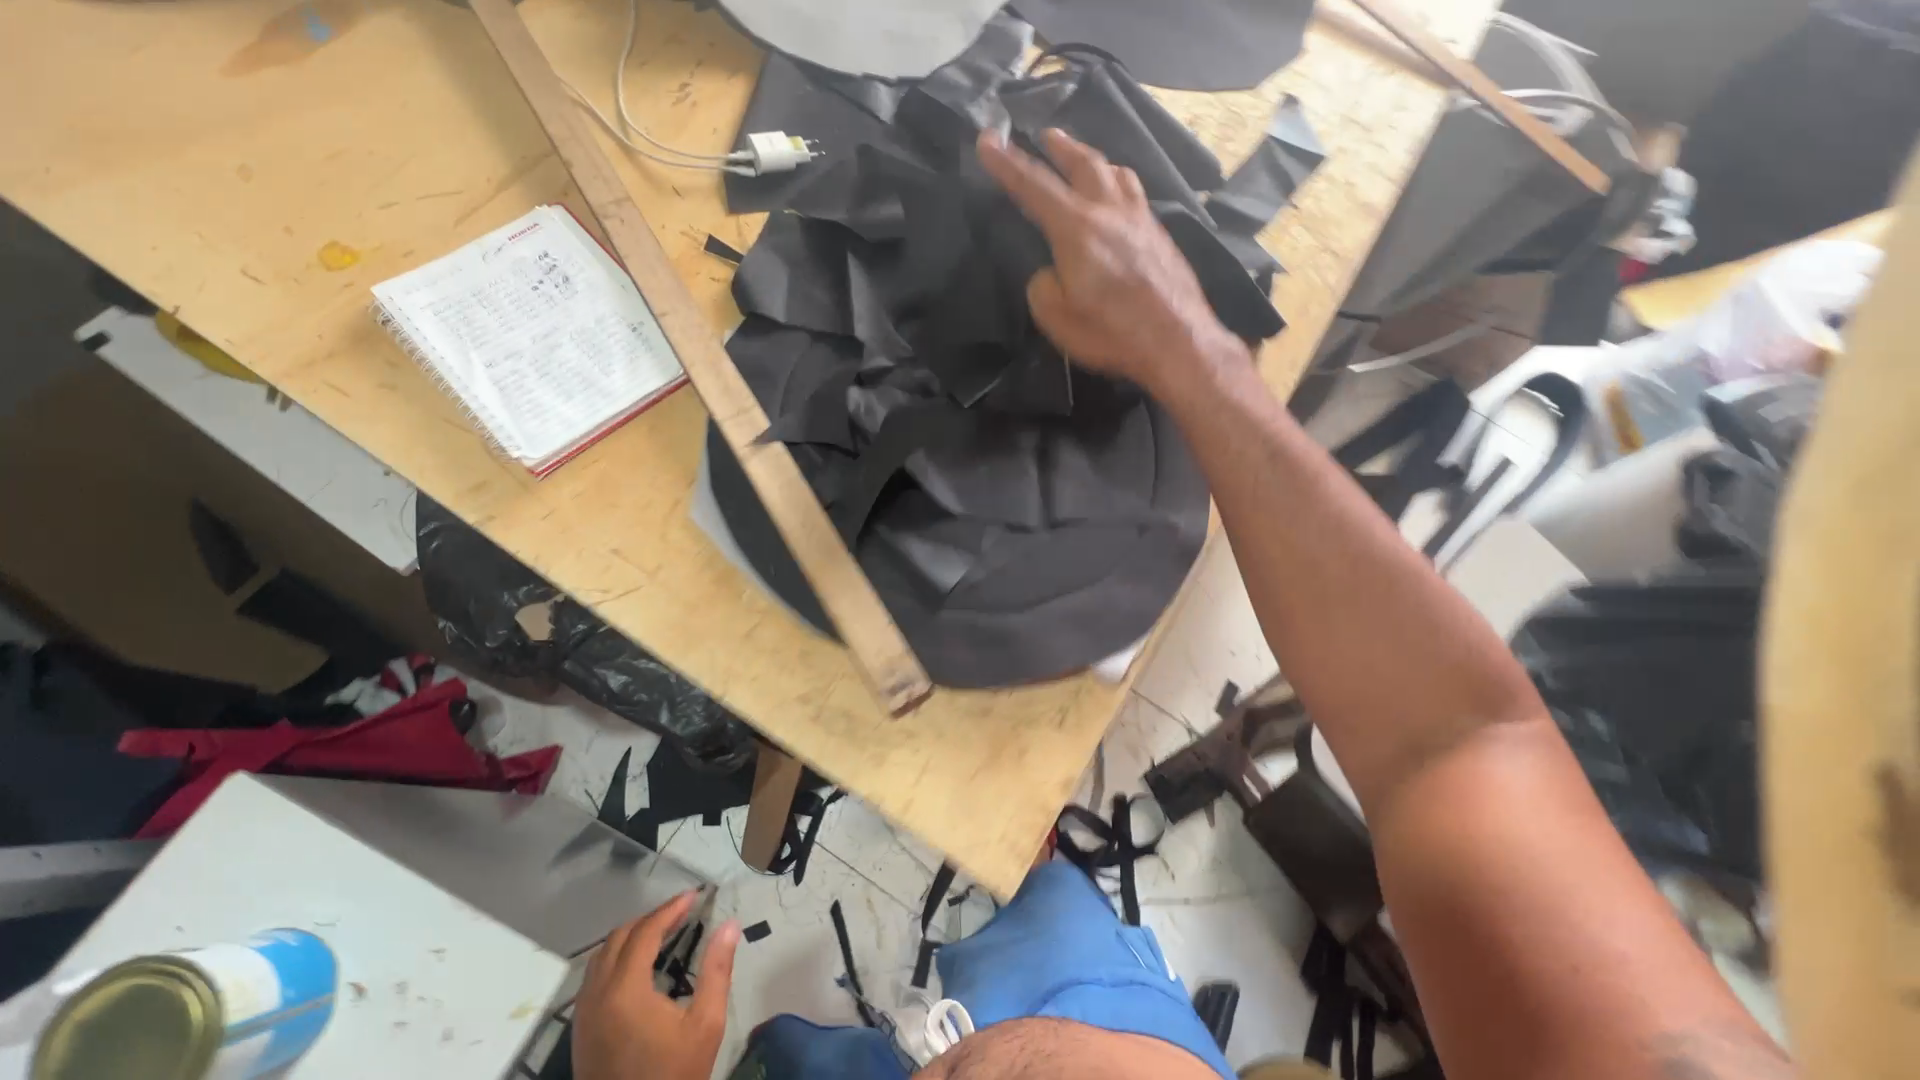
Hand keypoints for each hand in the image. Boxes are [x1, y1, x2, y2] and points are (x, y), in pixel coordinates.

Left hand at [573, 891, 739, 1079]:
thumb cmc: (673, 1076)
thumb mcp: (705, 1025)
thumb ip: (716, 971)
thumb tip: (729, 926)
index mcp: (625, 990)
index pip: (646, 933)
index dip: (670, 909)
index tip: (694, 895)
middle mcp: (596, 994)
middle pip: (619, 938)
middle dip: (650, 919)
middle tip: (682, 912)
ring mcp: (584, 1014)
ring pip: (601, 956)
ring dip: (631, 937)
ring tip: (663, 933)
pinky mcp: (581, 1030)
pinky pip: (594, 978)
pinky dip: (617, 959)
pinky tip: (639, 967)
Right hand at [976, 127, 1243, 394]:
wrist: (1178, 341)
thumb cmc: (1112, 333)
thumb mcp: (1057, 318)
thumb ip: (1043, 285)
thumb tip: (1051, 271)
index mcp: (1077, 229)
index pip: (1033, 186)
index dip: (1006, 163)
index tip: (987, 139)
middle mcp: (1110, 212)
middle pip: (1083, 164)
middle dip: (1059, 148)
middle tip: (1046, 135)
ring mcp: (1141, 220)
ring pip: (1117, 173)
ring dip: (1094, 159)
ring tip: (1084, 157)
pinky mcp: (1160, 236)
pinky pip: (1135, 194)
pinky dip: (1120, 183)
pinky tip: (1120, 194)